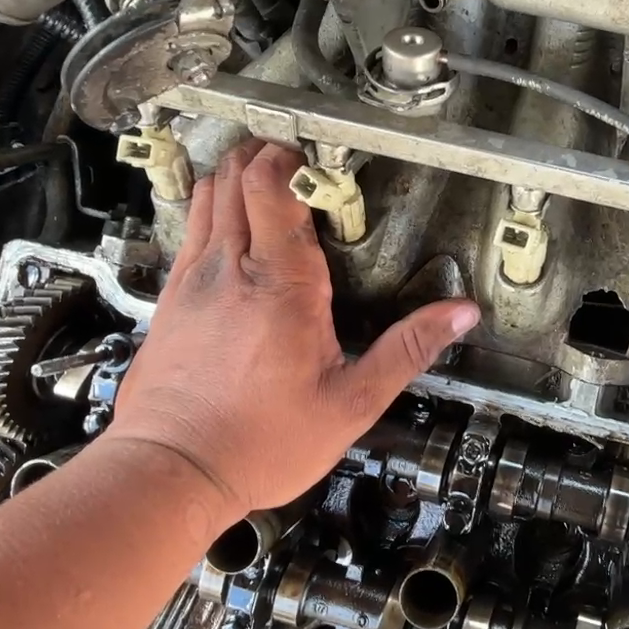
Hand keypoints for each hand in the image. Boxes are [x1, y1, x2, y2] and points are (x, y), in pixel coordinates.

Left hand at [107, 142, 479, 518]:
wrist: (168, 475)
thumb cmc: (259, 441)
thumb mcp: (353, 401)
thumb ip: (408, 349)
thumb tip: (460, 314)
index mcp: (282, 282)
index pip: (274, 186)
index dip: (292, 158)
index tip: (319, 157)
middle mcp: (231, 268)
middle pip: (236, 177)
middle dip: (265, 154)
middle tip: (297, 157)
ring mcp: (193, 280)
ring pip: (208, 196)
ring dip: (236, 176)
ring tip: (269, 180)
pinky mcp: (170, 299)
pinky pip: (190, 229)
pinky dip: (213, 210)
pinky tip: (235, 228)